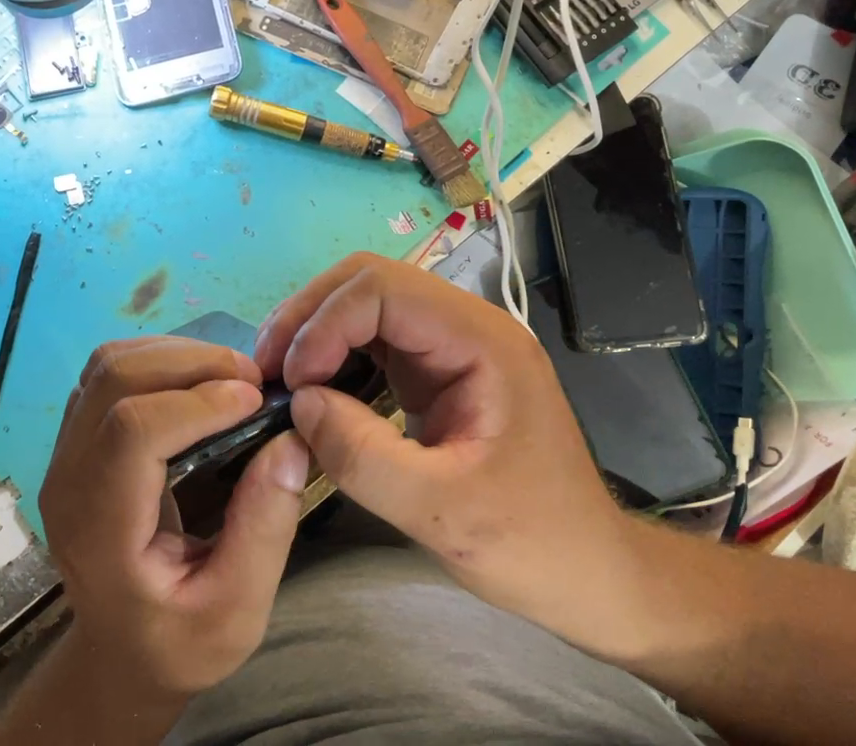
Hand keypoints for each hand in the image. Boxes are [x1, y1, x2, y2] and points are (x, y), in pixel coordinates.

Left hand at [40, 337, 310, 696]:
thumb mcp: (237, 611)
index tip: (255, 400)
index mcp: (100, 530)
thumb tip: (290, 441)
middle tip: (252, 379)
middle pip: (113, 381)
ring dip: (172, 355)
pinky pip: (105, 376)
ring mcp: (62, 456)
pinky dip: (155, 362)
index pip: (131, 432)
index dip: (195, 402)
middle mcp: (68, 480)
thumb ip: (264, 529)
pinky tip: (198, 382)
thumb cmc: (178, 642)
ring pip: (105, 367)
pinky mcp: (74, 441)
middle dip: (189, 363)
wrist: (120, 654)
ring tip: (231, 376)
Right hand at [257, 253, 631, 625]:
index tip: (292, 383)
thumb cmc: (532, 544)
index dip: (325, 323)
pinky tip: (306, 387)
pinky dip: (330, 355)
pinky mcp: (434, 372)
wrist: (589, 574)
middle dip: (308, 316)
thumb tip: (300, 403)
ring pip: (363, 304)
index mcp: (481, 342)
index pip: (383, 288)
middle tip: (267, 368)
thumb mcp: (443, 512)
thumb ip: (364, 456)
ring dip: (313, 331)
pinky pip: (370, 341)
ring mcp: (449, 347)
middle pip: (368, 281)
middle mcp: (465, 328)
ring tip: (276, 375)